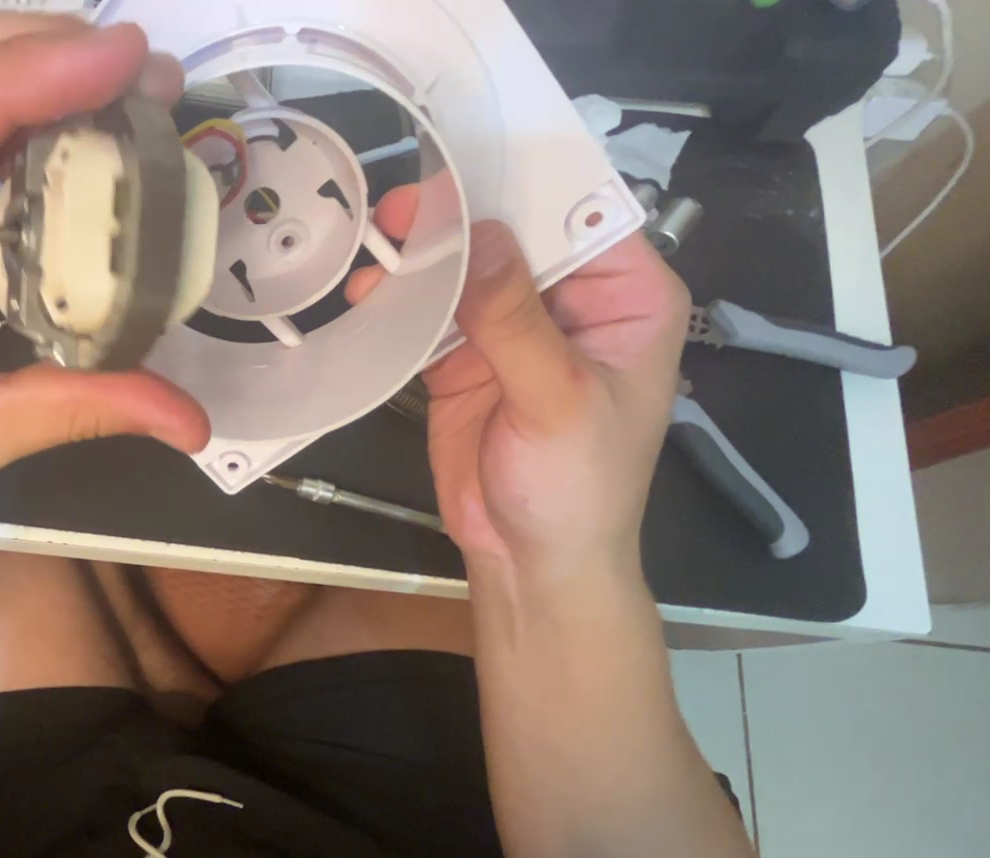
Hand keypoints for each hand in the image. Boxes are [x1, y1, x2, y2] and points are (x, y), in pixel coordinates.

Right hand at [348, 209, 688, 584]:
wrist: (529, 558)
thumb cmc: (576, 484)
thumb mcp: (557, 399)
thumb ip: (516, 323)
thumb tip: (474, 240)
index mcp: (622, 298)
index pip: (579, 217)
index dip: (524, 186)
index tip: (462, 166)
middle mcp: (566, 303)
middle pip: (510, 239)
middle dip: (457, 220)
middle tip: (400, 208)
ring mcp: (508, 333)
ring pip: (462, 276)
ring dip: (420, 261)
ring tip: (373, 245)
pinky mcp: (462, 364)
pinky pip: (428, 320)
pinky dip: (397, 307)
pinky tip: (367, 293)